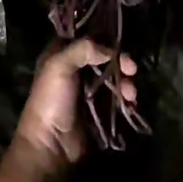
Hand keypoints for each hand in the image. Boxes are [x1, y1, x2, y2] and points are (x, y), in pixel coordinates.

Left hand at [14, 39, 135, 173]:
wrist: (51, 144)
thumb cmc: (51, 100)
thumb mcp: (59, 67)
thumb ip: (81, 50)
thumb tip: (109, 48)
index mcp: (59, 54)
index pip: (84, 37)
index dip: (102, 38)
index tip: (119, 44)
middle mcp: (73, 69)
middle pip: (102, 57)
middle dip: (119, 62)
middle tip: (132, 69)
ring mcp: (86, 89)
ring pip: (112, 77)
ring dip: (124, 81)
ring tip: (130, 92)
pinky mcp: (97, 108)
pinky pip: (116, 97)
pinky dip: (125, 97)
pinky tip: (131, 102)